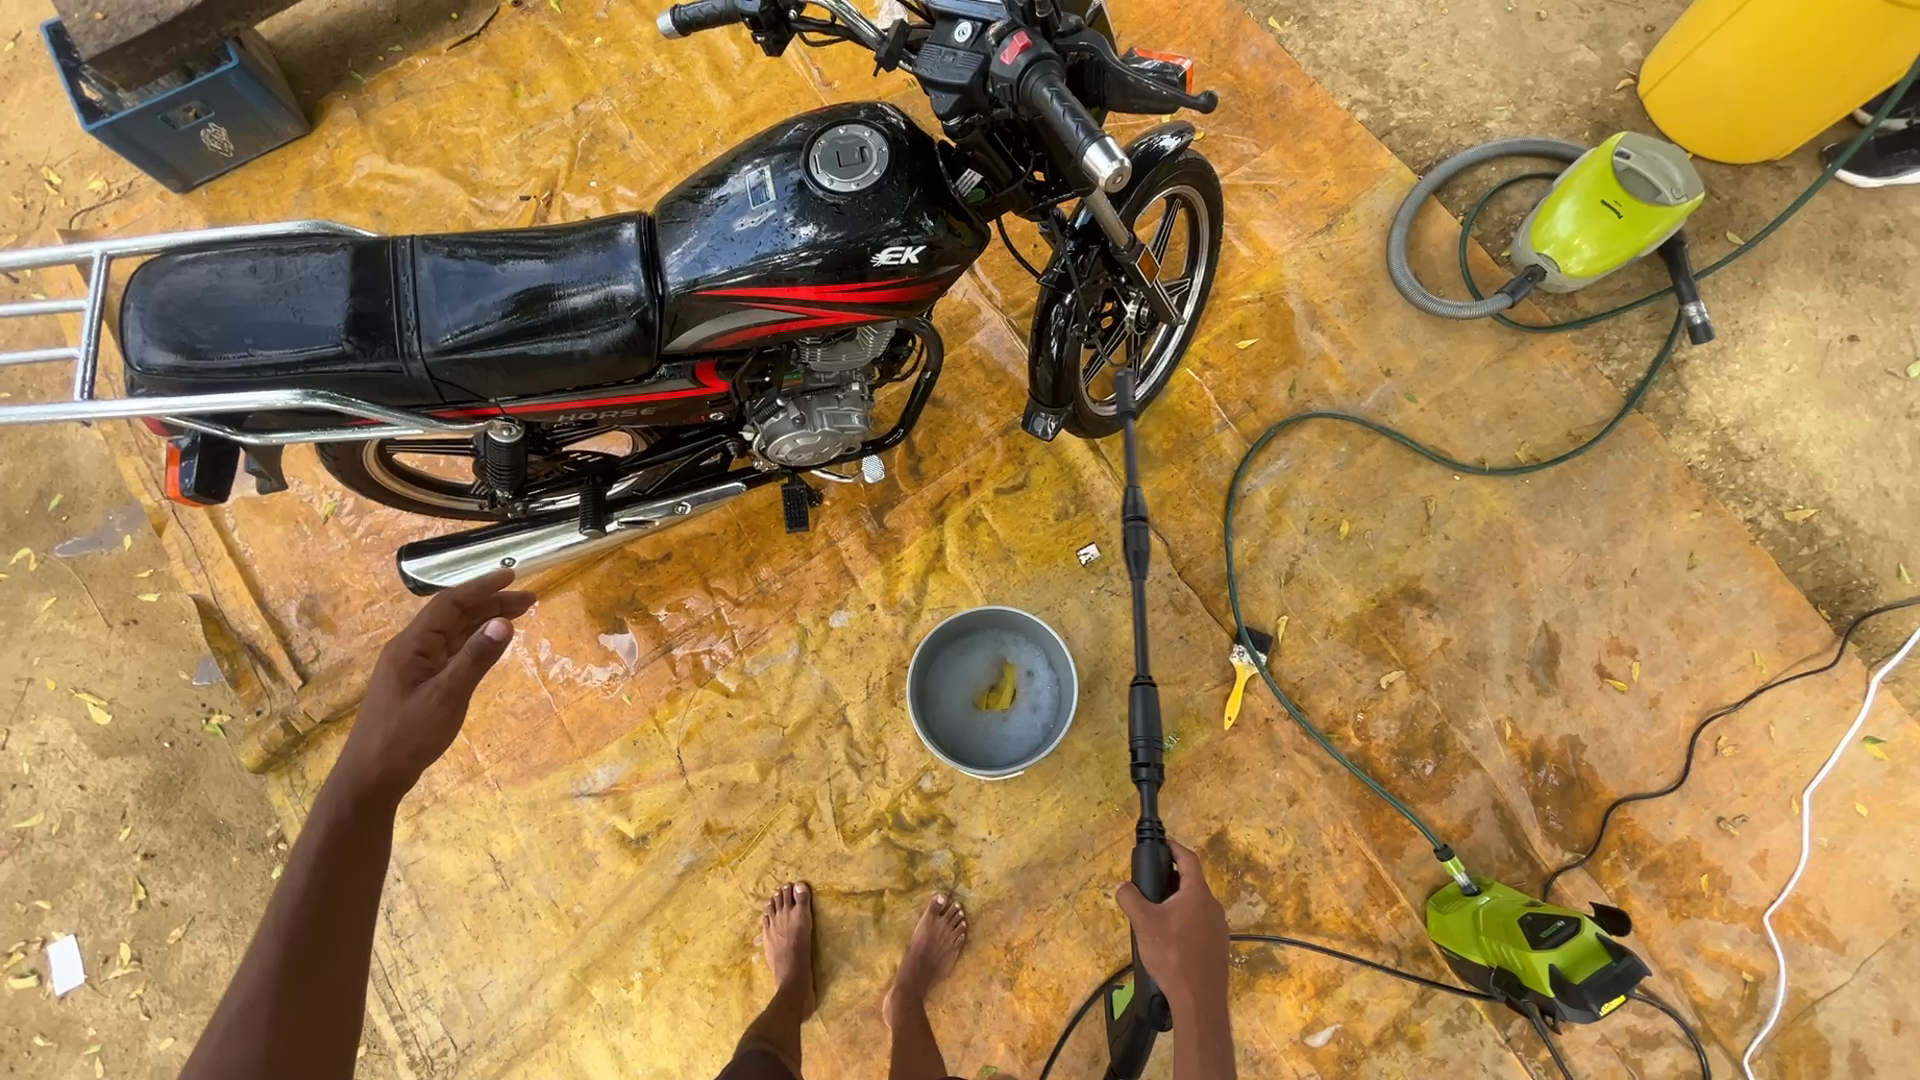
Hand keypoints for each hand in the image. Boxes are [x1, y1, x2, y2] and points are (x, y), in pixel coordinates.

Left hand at [333, 570, 534, 803]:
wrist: (371, 778)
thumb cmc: (406, 736)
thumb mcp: (447, 697)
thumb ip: (476, 658)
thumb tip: (505, 622)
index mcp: (411, 646)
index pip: (449, 604)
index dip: (481, 587)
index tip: (513, 576)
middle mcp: (411, 649)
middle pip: (454, 615)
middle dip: (491, 602)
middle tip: (530, 600)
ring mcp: (415, 666)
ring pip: (454, 632)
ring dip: (485, 620)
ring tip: (519, 615)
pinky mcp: (421, 682)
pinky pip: (452, 650)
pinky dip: (476, 641)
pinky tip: (493, 642)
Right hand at [1114, 839, 1229, 1014]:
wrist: (1199, 1001)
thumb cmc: (1172, 955)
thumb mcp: (1143, 923)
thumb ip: (1130, 898)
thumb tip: (1122, 887)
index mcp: (1197, 894)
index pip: (1188, 859)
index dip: (1175, 848)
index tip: (1162, 844)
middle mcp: (1213, 907)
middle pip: (1191, 883)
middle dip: (1171, 880)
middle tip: (1150, 886)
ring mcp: (1219, 929)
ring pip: (1196, 905)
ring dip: (1177, 903)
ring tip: (1156, 916)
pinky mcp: (1219, 948)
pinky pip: (1200, 925)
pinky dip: (1185, 922)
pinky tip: (1171, 940)